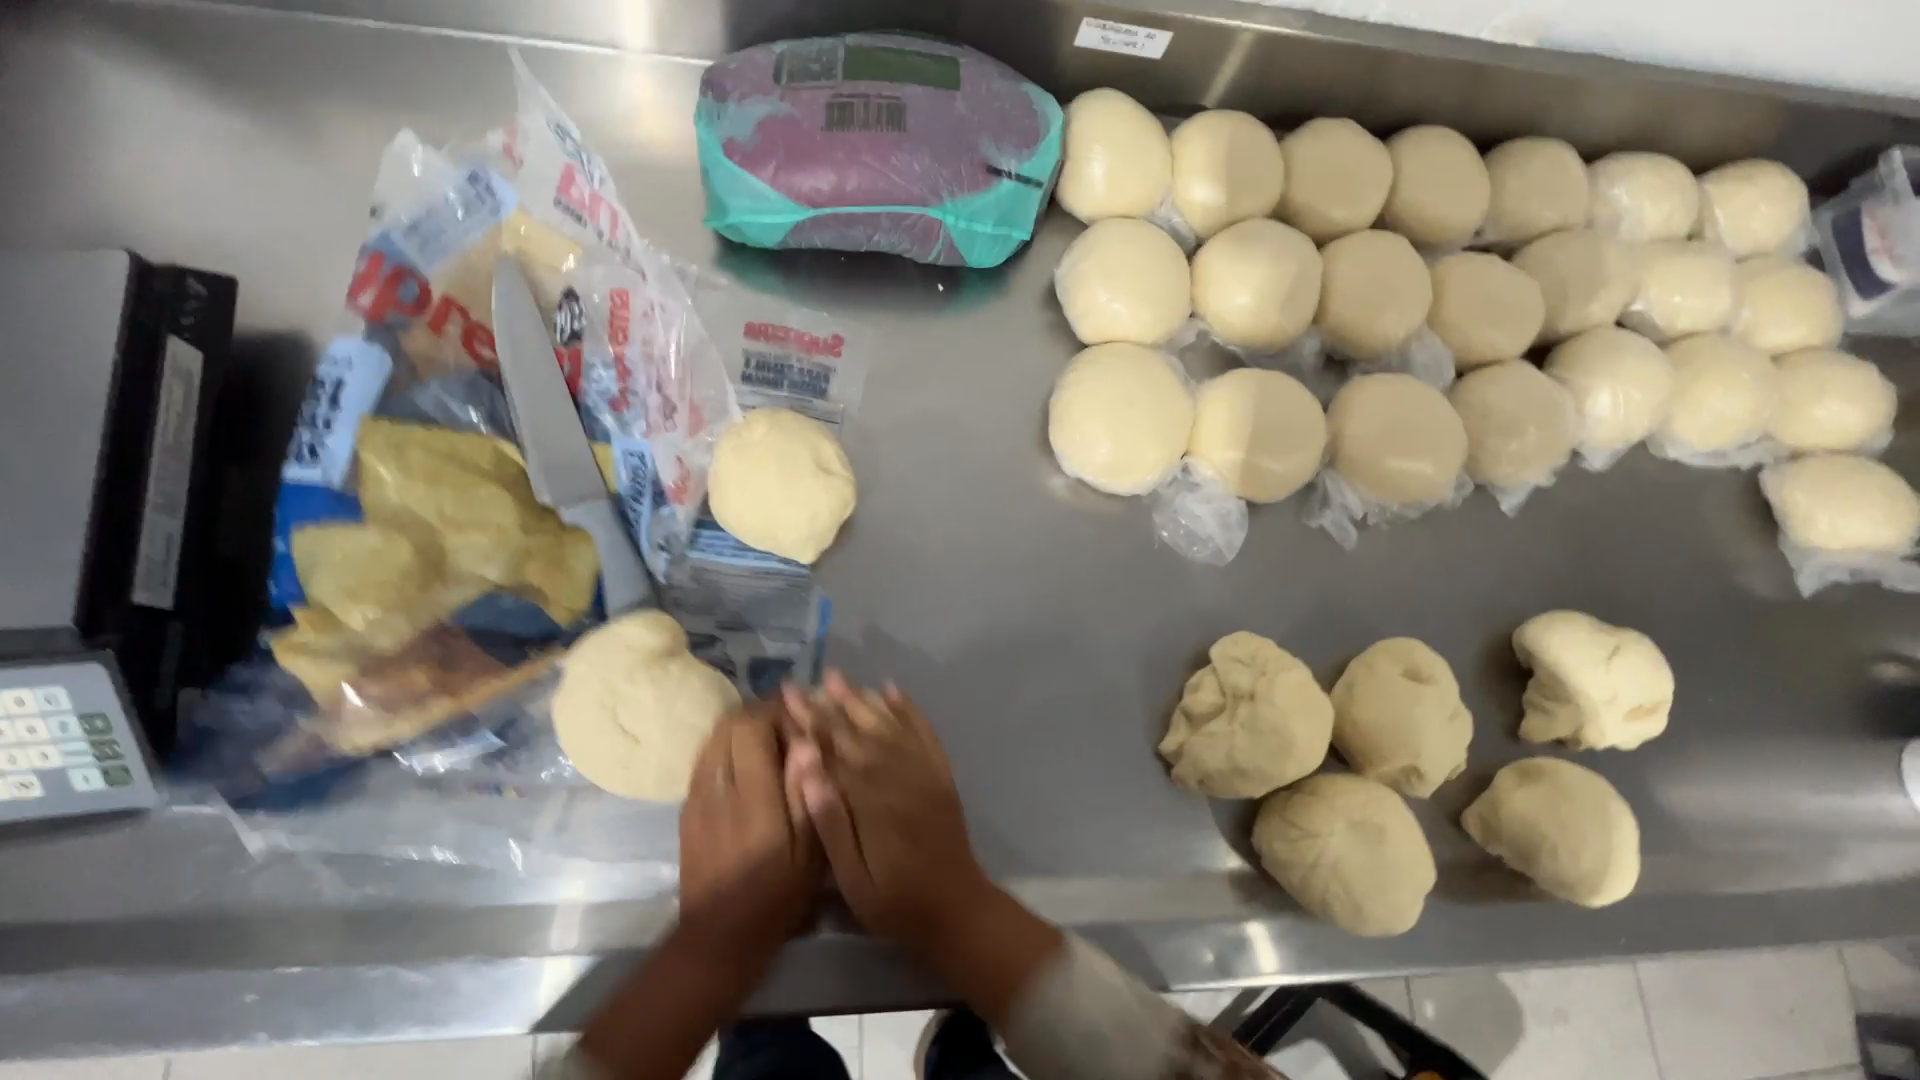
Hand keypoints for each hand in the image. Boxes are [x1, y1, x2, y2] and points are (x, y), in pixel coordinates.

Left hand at [677, 699, 821, 949]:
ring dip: (741, 731)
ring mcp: (696, 796)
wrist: (721, 934)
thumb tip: (806, 740)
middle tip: (788, 730)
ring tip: (769, 746)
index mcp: (752, 794)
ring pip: (713, 738)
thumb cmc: (778, 893)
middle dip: (759, 715)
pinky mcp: (687, 809)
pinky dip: (727, 750)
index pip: (751, 725)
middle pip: (728, 724)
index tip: (801, 722)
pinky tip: (748, 772)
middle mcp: (717, 786)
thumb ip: (806, 789)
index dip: (776, 712)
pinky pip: (705, 759)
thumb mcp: (810, 848)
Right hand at [781, 671, 993, 951]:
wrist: (956, 908)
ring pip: (886, 725)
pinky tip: (892, 691)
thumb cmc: (894, 900)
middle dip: (827, 704)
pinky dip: (908, 710)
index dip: (807, 721)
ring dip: (861, 700)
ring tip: (838, 678)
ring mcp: (921, 773)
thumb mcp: (852, 876)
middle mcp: (895, 776)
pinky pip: (923, 734)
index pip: (830, 750)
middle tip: (804, 681)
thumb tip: (807, 768)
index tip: (787, 696)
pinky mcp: (940, 776)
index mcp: (868, 799)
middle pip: (855, 732)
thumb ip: (830, 821)